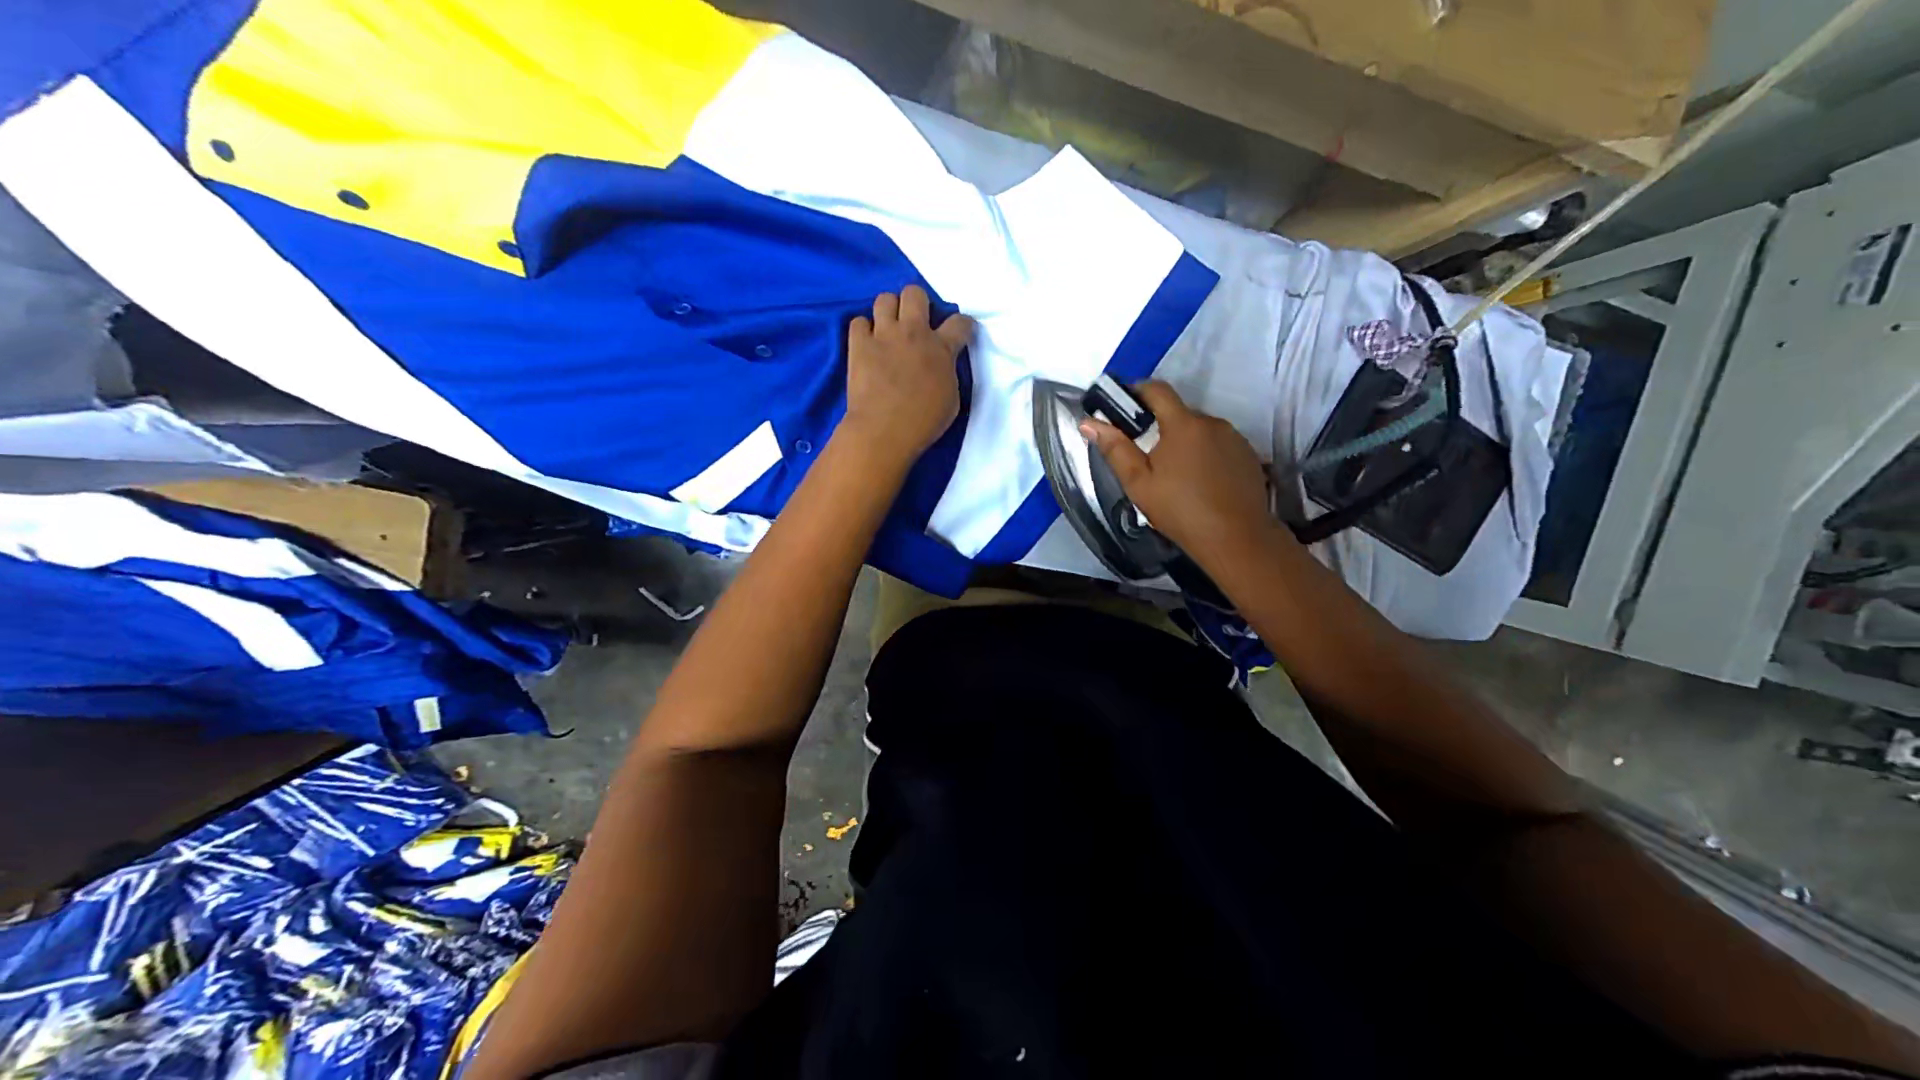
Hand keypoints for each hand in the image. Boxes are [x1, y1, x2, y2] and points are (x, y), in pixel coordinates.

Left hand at [839, 285, 973, 465]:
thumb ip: (948, 373)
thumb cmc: (924, 422)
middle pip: (915, 294)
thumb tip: (942, 365)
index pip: (960, 322)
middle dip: (917, 302)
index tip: (961, 331)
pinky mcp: (858, 344)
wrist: (884, 430)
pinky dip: (863, 330)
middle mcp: (913, 332)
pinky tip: (867, 343)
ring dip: (889, 310)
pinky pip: (858, 321)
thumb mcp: (951, 398)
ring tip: (889, 327)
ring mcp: (884, 335)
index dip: (963, 324)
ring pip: (884, 299)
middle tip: (915, 321)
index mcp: (941, 348)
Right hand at [1080, 380, 1287, 566]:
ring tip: (1175, 475)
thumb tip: (1088, 423)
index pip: (1157, 389)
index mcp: (1183, 424)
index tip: (1122, 406)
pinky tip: (1200, 482)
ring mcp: (1235, 438)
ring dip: (1185, 442)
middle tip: (1146, 457)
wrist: (1236, 538)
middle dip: (1161, 426)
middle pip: (1179, 413)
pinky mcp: (1249, 455)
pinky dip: (1206, 455)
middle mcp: (1212, 422)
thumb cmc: (1181, 511)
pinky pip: (1220, 445)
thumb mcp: (1139, 484)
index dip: (1137, 391)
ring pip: (1200, 430)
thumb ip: (1115, 449)